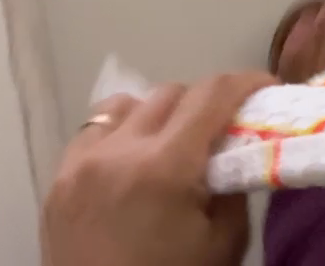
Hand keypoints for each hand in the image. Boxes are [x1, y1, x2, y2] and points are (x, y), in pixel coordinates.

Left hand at [42, 71, 275, 265]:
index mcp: (167, 166)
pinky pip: (94, 130)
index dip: (247, 81)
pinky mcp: (57, 183)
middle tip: (223, 128)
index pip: (214, 93)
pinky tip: (132, 157)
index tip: (266, 87)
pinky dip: (120, 130)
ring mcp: (81, 165)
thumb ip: (236, 181)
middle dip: (206, 102)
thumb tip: (241, 145)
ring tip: (173, 142)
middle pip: (175, 91)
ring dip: (161, 113)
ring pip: (131, 103)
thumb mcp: (226, 242)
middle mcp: (121, 151)